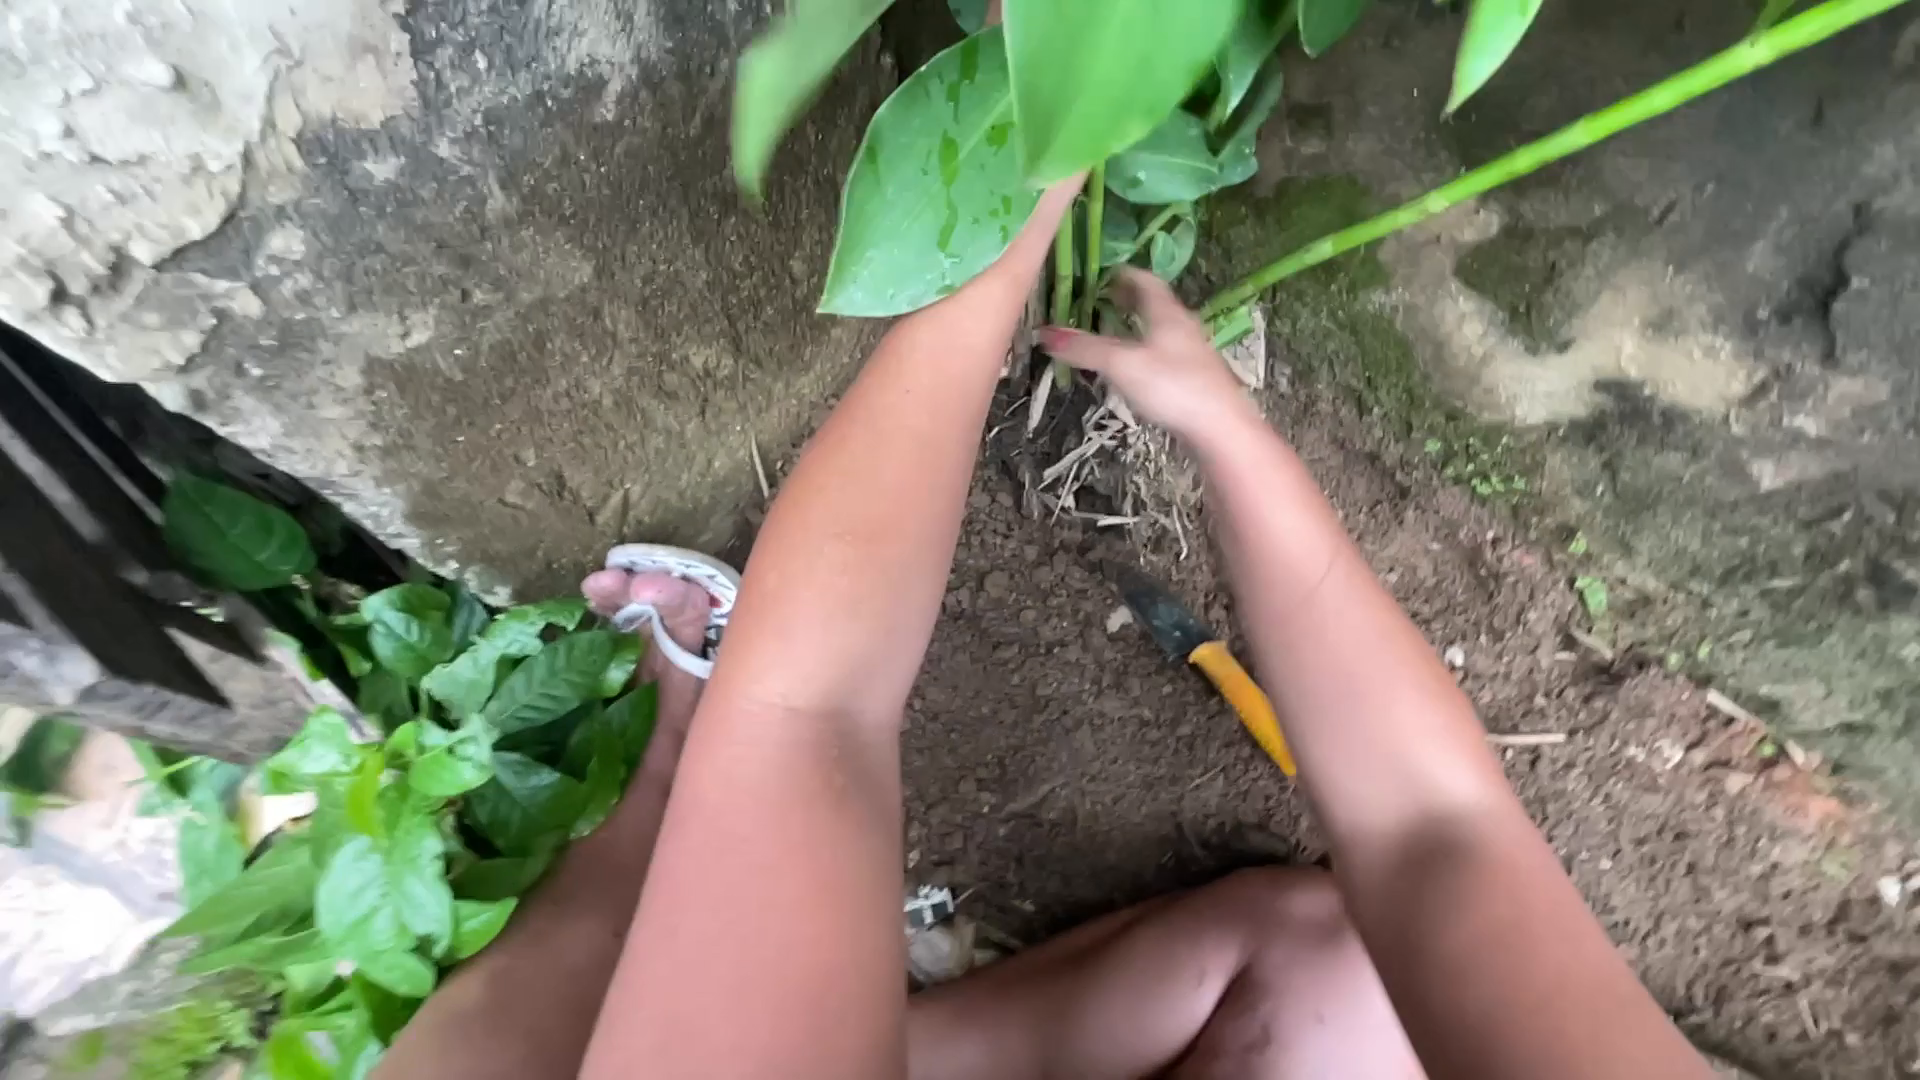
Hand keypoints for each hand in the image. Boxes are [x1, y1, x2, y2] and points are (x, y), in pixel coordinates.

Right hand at [1038, 269, 1257, 441]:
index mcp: (1167, 314)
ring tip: (1117, 330)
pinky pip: (1166, 353)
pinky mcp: (1194, 378)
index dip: (1124, 274)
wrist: (1220, 427)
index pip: (1146, 282)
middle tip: (1106, 298)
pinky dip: (1147, 349)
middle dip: (1130, 299)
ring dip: (1139, 325)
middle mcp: (1182, 327)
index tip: (1105, 272)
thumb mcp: (1122, 365)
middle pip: (1155, 304)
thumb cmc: (1172, 387)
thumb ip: (1084, 349)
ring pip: (1161, 330)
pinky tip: (1138, 365)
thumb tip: (1045, 333)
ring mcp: (1192, 353)